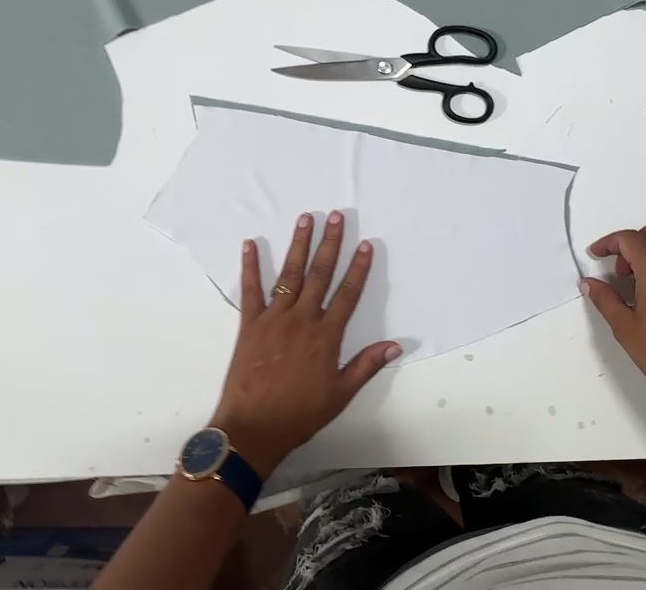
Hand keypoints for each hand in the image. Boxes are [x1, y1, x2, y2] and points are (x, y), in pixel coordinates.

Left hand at [209, 211, 400, 476]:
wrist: (253, 429)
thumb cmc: (300, 414)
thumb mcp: (340, 394)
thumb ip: (366, 365)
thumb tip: (395, 346)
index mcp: (326, 336)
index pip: (348, 294)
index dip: (358, 268)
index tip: (365, 244)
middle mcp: (302, 319)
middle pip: (320, 274)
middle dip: (330, 243)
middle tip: (336, 216)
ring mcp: (274, 318)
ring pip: (290, 274)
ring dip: (299, 244)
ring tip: (306, 218)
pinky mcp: (249, 323)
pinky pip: (250, 289)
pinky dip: (250, 265)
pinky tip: (251, 243)